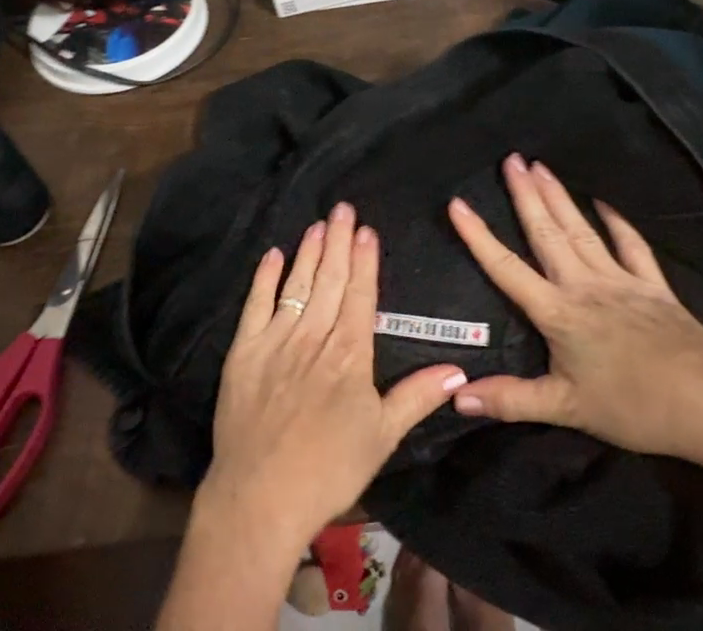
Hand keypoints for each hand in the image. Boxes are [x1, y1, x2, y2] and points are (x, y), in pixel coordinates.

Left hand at [198, 202, 468, 550]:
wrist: (260, 494)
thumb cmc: (329, 469)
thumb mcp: (382, 437)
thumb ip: (417, 397)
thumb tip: (459, 370)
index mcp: (350, 355)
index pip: (360, 296)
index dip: (364, 261)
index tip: (367, 230)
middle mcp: (313, 338)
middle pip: (329, 281)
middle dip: (338, 242)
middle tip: (343, 208)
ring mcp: (275, 341)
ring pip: (296, 286)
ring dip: (308, 253)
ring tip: (318, 223)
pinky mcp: (243, 352)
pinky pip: (255, 306)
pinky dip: (264, 279)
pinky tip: (273, 256)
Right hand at [445, 154, 702, 472]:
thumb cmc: (636, 408)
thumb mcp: (566, 409)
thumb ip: (510, 400)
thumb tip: (455, 397)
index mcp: (558, 313)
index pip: (507, 269)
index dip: (478, 236)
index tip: (457, 204)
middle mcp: (586, 286)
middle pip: (547, 234)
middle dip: (525, 195)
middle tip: (511, 159)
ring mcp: (623, 282)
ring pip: (582, 231)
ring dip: (560, 197)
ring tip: (541, 166)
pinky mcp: (655, 288)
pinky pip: (632, 246)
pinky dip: (618, 222)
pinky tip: (605, 202)